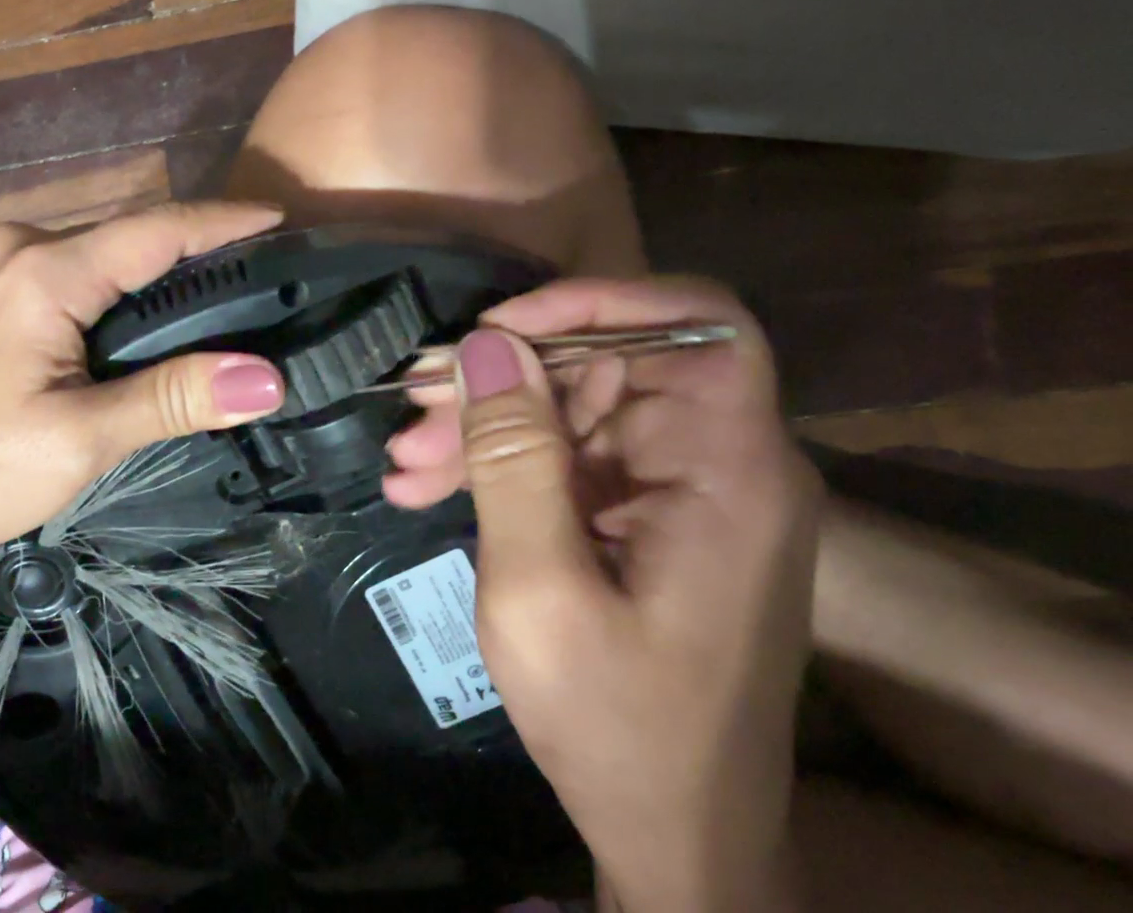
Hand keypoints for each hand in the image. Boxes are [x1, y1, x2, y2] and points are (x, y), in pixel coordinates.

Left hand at [0, 202, 289, 580]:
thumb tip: (266, 379)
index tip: (281, 220)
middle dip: (194, 254)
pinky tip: (131, 332)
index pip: (156, 229)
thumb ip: (171, 399)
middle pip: (126, 239)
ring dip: (149, 280)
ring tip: (211, 310)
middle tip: (260, 281)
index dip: (224, 222)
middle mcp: (16, 249)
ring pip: (93, 261)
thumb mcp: (77, 439)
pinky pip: (62, 282)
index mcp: (44, 271)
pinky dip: (107, 298)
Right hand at [406, 278, 819, 910]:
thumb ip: (515, 462)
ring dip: (487, 431)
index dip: (598, 301)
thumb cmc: (614, 723)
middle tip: (411, 407)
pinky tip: (427, 491)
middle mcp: (721, 469)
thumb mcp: (540, 590)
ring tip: (402, 464)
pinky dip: (502, 473)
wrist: (671, 831)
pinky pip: (571, 468)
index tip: (497, 329)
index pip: (697, 328)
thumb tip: (490, 349)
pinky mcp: (649, 527)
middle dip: (504, 382)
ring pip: (577, 417)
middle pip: (613, 370)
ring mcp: (684, 499)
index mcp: (730, 474)